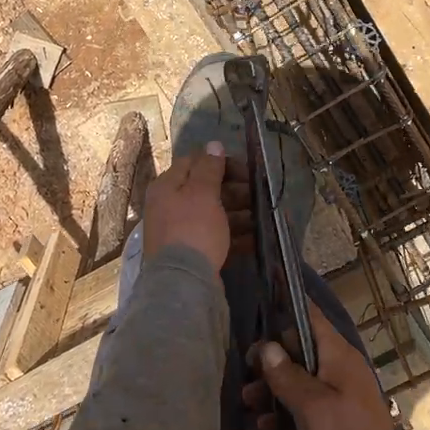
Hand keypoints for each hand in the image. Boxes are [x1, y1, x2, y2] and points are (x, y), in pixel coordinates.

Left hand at [143, 141, 251, 272]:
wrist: (182, 286)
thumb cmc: (192, 230)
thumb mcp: (202, 193)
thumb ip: (209, 168)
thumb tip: (213, 144)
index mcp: (167, 186)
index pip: (193, 162)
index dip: (220, 162)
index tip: (246, 169)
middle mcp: (170, 206)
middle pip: (204, 189)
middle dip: (234, 189)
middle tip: (258, 193)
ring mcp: (180, 232)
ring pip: (213, 214)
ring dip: (239, 212)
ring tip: (263, 215)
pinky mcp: (193, 255)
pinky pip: (217, 238)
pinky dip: (236, 236)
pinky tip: (257, 238)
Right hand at [245, 301, 406, 429]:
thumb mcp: (312, 408)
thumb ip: (288, 375)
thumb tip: (267, 346)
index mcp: (340, 356)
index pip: (311, 317)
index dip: (287, 307)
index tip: (260, 305)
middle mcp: (339, 370)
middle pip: (299, 351)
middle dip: (271, 360)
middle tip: (246, 370)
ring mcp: (337, 398)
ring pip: (298, 381)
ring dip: (272, 390)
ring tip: (248, 402)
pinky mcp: (333, 424)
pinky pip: (304, 408)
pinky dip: (283, 413)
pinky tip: (265, 426)